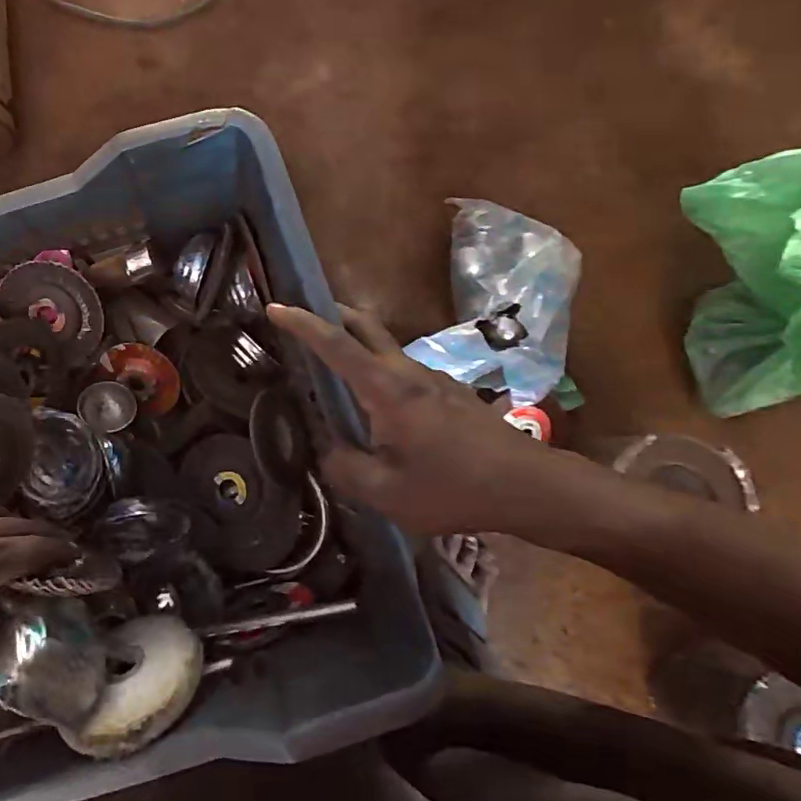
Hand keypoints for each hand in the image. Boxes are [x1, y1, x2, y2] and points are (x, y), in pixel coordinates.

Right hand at [267, 303, 549, 535]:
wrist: (525, 485)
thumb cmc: (452, 488)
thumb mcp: (385, 492)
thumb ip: (343, 467)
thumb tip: (326, 448)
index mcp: (388, 389)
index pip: (337, 344)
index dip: (303, 324)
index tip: (275, 307)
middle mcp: (409, 371)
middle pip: (365, 326)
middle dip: (330, 314)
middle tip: (300, 319)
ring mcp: (433, 378)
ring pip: (384, 347)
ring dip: (354, 344)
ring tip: (328, 369)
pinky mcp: (448, 392)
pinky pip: (401, 370)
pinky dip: (375, 369)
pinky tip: (372, 405)